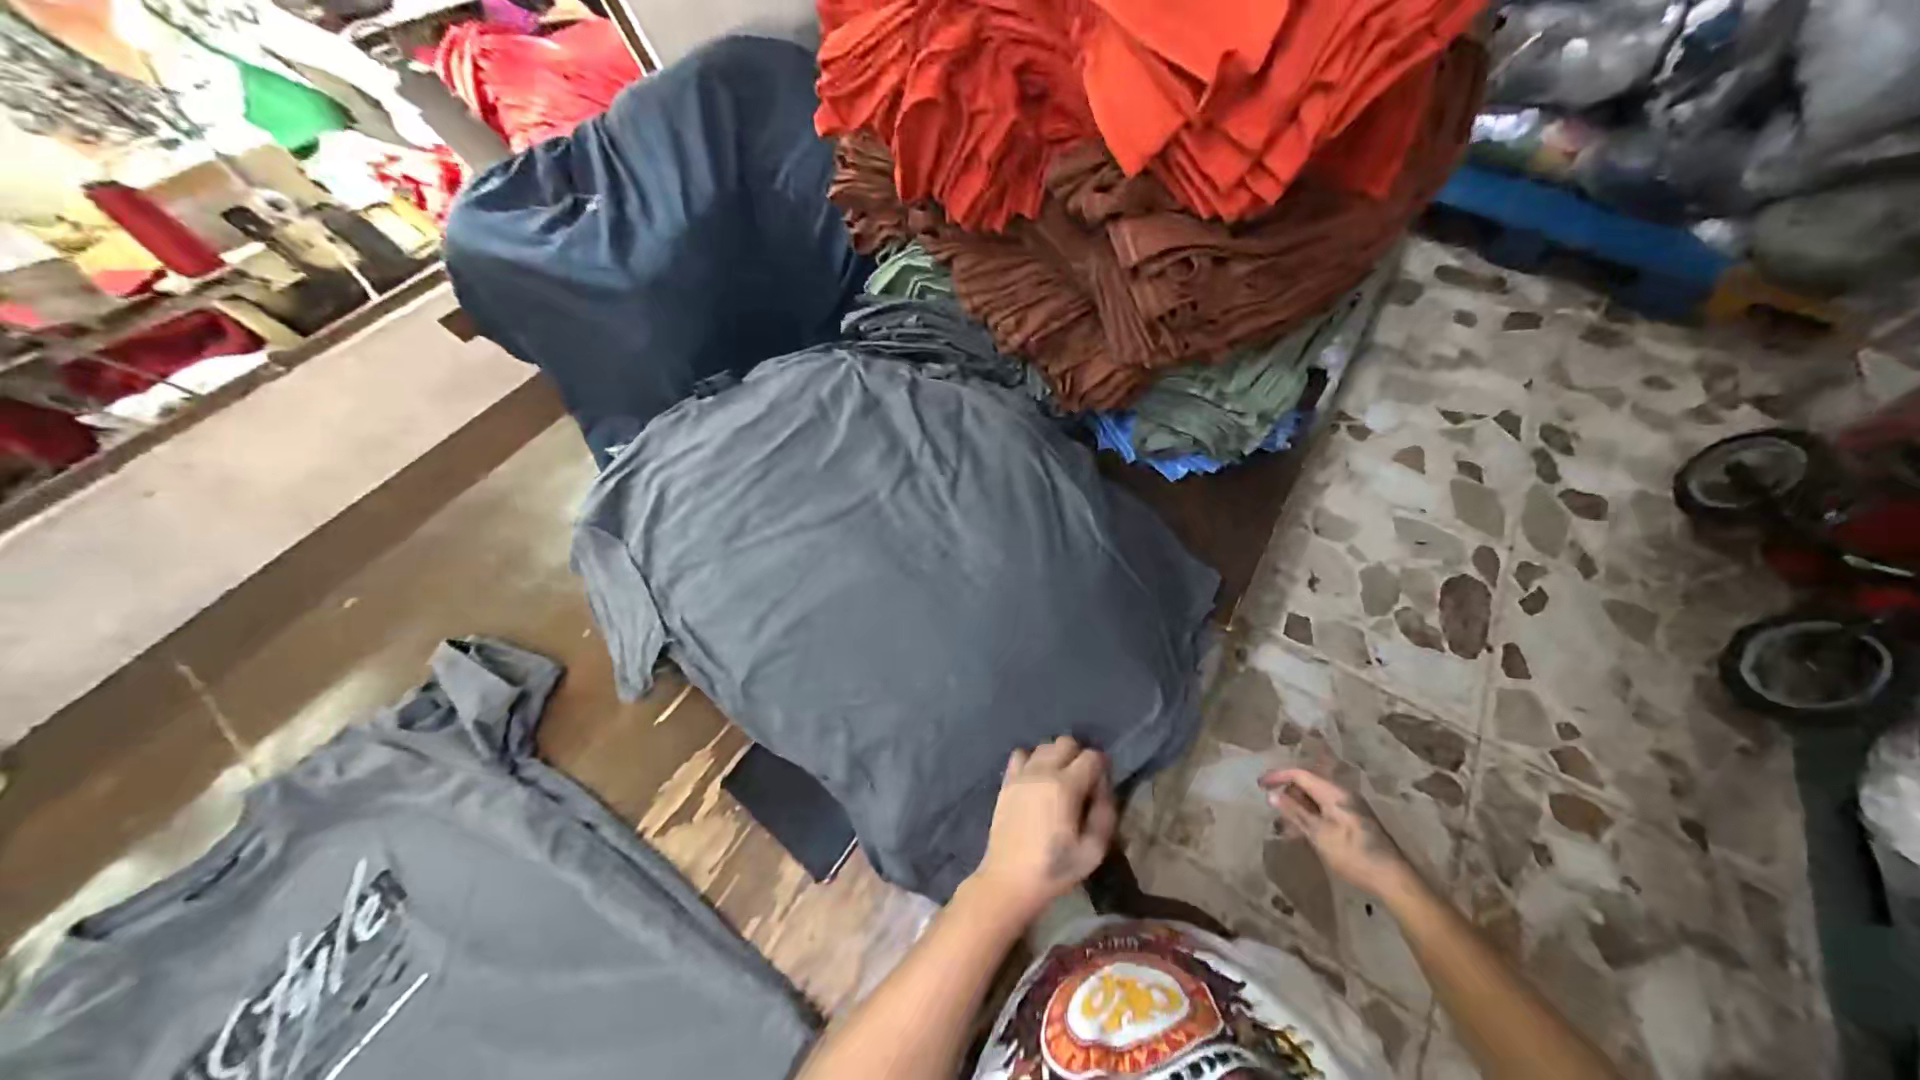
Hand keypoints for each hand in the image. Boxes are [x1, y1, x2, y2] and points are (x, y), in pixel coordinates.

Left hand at [964, 737, 1116, 925]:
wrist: (1009, 880)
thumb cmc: (1054, 869)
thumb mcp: (1093, 850)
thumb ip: (1105, 813)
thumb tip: (1103, 788)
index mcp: (1066, 786)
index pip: (1092, 756)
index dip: (1102, 767)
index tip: (1101, 787)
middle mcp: (1042, 771)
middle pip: (1066, 742)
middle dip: (1079, 756)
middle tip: (1082, 783)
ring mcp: (1021, 774)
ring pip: (1044, 745)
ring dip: (1056, 757)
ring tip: (1059, 782)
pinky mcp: (1006, 782)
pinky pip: (1020, 754)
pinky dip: (1032, 760)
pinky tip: (1036, 781)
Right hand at [1259, 768, 1420, 901]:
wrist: (1394, 880)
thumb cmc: (1353, 855)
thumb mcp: (1319, 834)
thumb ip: (1294, 812)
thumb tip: (1271, 795)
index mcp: (1334, 793)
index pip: (1300, 774)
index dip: (1278, 777)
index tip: (1259, 785)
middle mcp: (1343, 794)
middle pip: (1308, 784)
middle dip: (1288, 794)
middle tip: (1273, 810)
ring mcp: (1350, 808)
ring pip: (1316, 799)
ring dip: (1299, 808)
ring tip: (1287, 826)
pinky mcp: (1355, 821)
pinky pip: (1326, 810)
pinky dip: (1312, 816)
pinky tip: (1305, 833)